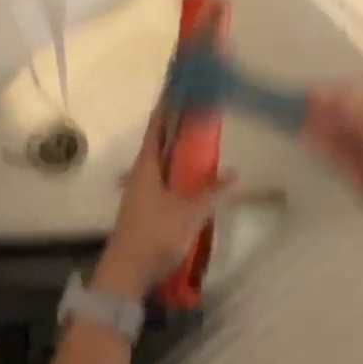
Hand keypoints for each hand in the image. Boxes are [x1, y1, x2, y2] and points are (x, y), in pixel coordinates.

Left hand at [95, 115, 233, 298]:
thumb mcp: (190, 213)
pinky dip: (178, 178)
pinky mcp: (144, 212)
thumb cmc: (156, 234)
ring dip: (178, 156)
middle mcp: (140, 176)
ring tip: (200, 148)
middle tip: (197, 118)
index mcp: (146, 167)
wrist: (127, 272)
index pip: (157, 129)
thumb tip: (235, 174)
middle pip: (159, 146)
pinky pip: (163, 185)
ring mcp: (140, 195)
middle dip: (176, 132)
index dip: (167, 109)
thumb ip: (212, 193)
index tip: (176, 91)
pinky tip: (192, 184)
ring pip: (161, 167)